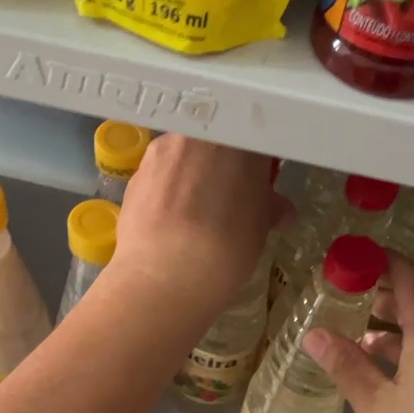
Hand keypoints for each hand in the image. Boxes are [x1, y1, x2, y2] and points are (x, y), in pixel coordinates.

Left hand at [112, 135, 274, 311]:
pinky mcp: (134, 174)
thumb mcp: (258, 233)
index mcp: (240, 141)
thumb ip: (268, 209)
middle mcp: (199, 134)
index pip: (255, 143)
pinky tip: (168, 221)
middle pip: (216, 143)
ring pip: (184, 156)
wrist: (163, 278)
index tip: (257, 188)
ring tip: (194, 214)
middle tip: (226, 201)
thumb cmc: (224, 252)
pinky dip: (166, 191)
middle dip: (222, 167)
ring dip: (191, 176)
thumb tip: (279, 210)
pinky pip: (159, 175)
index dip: (258, 167)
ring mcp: (161, 151)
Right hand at [303, 254, 413, 412]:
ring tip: (353, 334)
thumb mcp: (372, 405)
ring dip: (392, 328)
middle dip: (384, 296)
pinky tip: (378, 369)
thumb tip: (315, 333)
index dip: (385, 263)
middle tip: (345, 294)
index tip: (355, 257)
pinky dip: (406, 352)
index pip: (412, 281)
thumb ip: (346, 364)